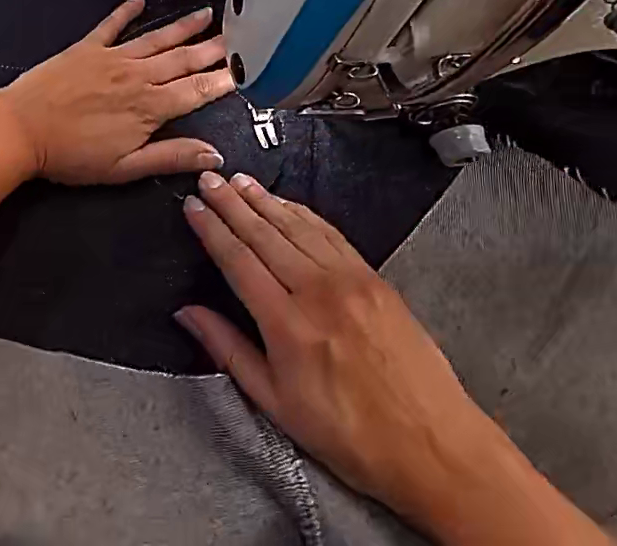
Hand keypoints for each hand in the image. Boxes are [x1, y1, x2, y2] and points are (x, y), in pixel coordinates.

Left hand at [0, 0, 233, 184]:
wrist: (20, 130)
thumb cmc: (72, 156)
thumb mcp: (125, 168)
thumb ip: (172, 157)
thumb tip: (213, 155)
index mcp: (150, 107)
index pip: (197, 91)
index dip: (223, 81)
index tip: (245, 70)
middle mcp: (138, 76)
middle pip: (184, 59)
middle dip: (213, 48)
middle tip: (237, 35)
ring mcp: (113, 57)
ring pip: (158, 39)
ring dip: (184, 27)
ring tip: (207, 14)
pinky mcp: (88, 48)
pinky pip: (112, 25)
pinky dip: (127, 11)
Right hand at [177, 173, 613, 545]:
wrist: (428, 438)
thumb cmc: (348, 434)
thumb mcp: (276, 403)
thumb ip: (229, 350)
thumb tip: (188, 313)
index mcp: (287, 325)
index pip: (238, 260)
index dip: (212, 229)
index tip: (193, 207)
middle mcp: (317, 290)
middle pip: (265, 234)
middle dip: (232, 203)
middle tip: (210, 179)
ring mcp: (349, 278)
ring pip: (297, 226)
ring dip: (265, 200)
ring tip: (240, 181)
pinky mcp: (373, 275)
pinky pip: (330, 232)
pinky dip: (304, 213)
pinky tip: (287, 203)